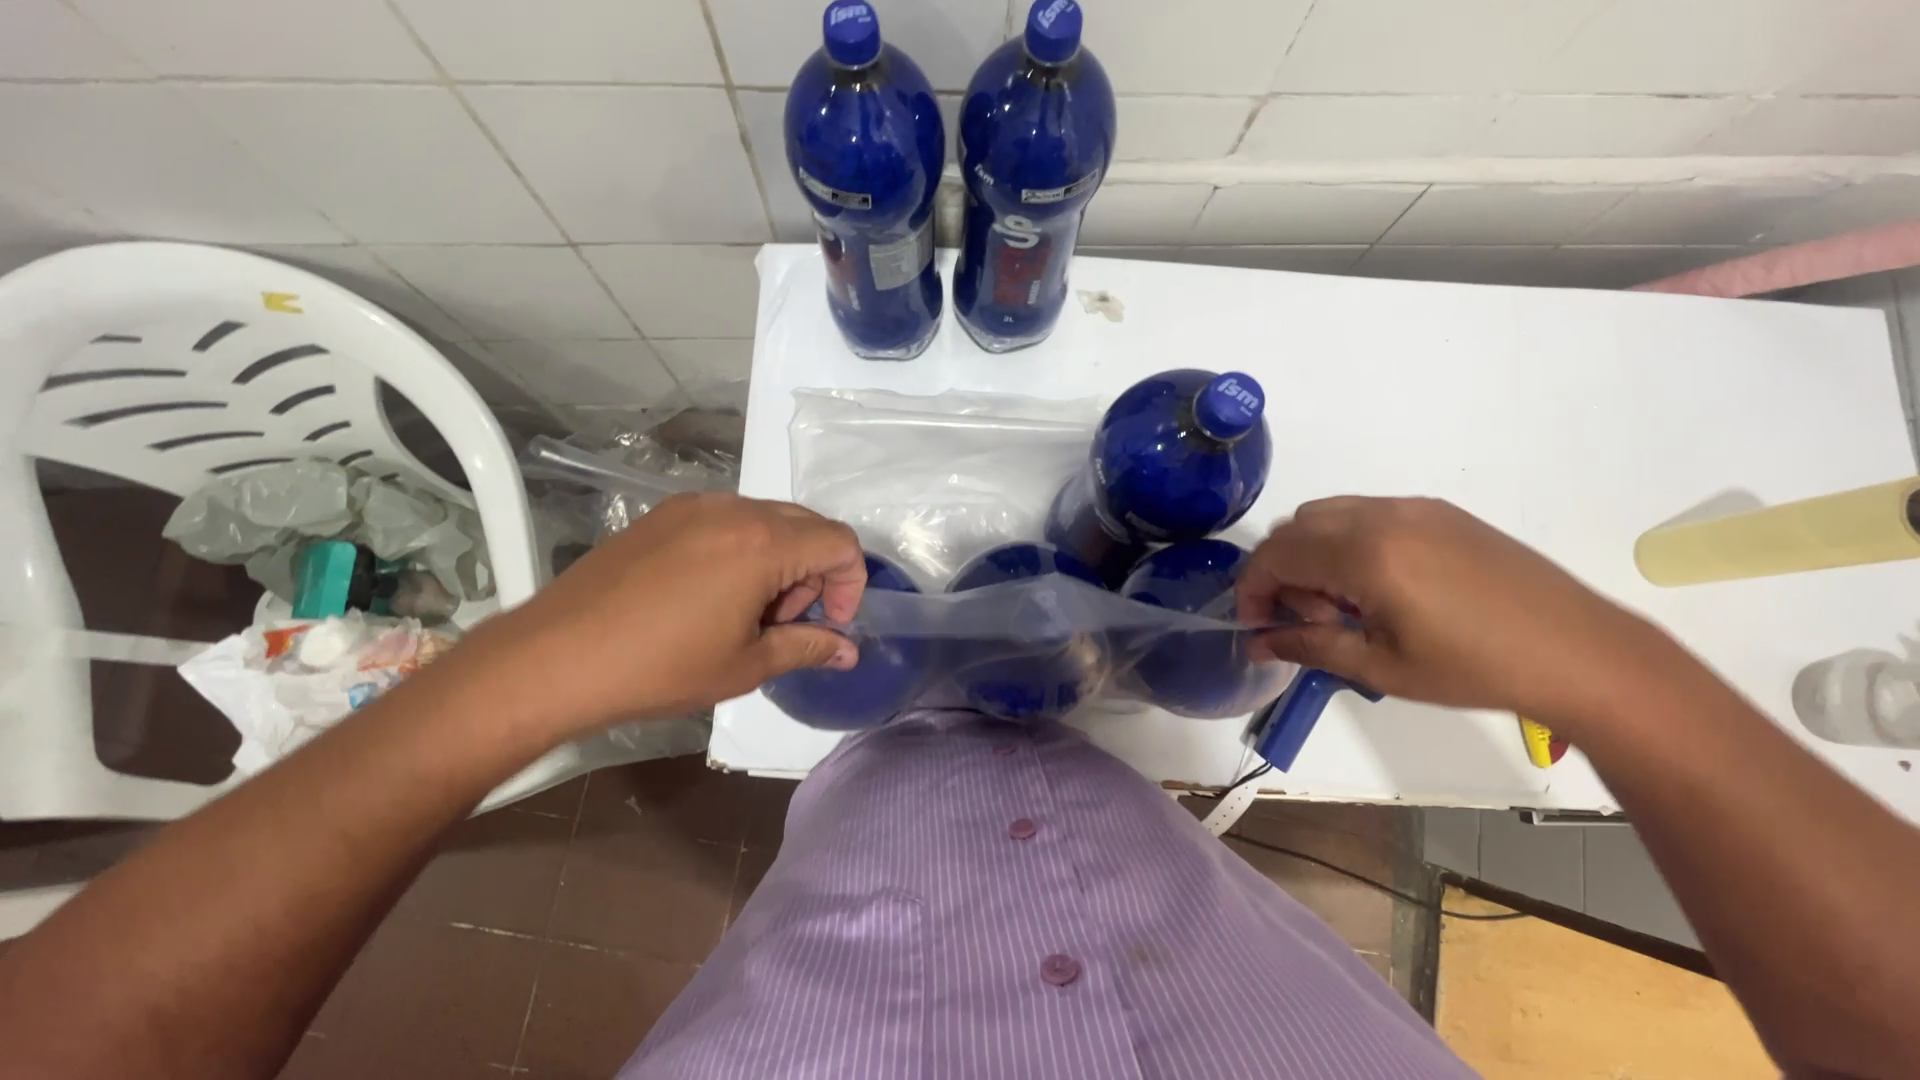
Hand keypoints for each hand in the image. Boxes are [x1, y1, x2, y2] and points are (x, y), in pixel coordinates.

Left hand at [452, 494, 865, 741]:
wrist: (557, 657)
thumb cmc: (660, 668)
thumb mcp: (745, 665)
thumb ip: (808, 648)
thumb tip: (849, 650)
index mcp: (762, 544)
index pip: (840, 542)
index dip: (851, 584)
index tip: (829, 624)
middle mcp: (733, 510)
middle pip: (807, 526)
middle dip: (815, 572)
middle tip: (785, 621)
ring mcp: (694, 506)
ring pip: (767, 520)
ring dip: (779, 560)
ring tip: (745, 611)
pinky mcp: (664, 514)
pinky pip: (727, 520)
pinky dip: (743, 549)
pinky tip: (710, 594)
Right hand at [1237, 497, 1672, 727]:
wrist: (1578, 651)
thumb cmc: (1473, 669)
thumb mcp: (1380, 667)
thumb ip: (1308, 646)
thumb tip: (1257, 642)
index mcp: (1364, 554)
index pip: (1275, 555)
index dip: (1251, 589)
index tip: (1256, 626)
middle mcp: (1382, 516)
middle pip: (1295, 528)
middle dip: (1279, 571)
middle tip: (1303, 620)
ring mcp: (1413, 507)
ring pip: (1328, 514)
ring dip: (1311, 553)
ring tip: (1342, 605)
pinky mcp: (1440, 511)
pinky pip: (1366, 513)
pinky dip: (1346, 541)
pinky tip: (1378, 586)